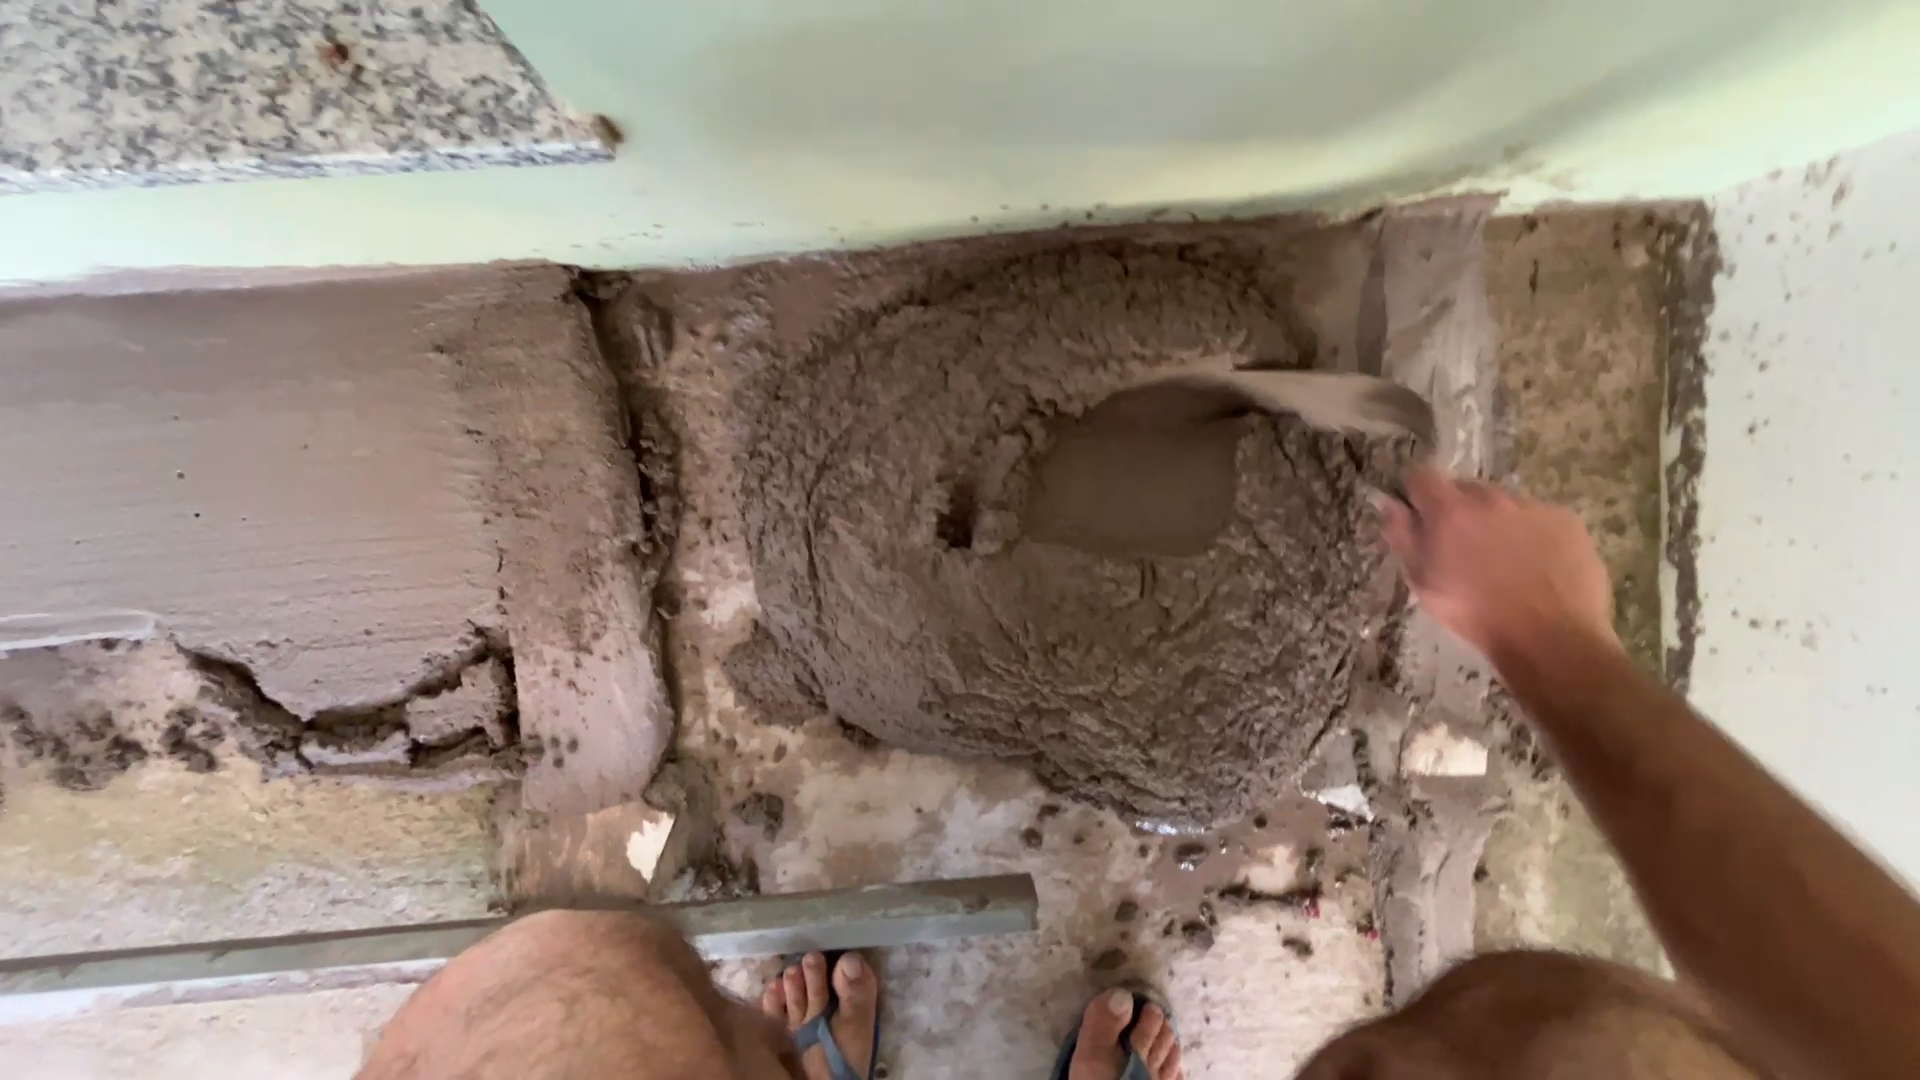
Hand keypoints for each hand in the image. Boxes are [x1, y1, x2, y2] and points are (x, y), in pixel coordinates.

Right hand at [1376, 466, 1617, 665]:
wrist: (1549, 636)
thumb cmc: (1473, 611)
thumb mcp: (1421, 579)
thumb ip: (1402, 535)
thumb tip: (1390, 503)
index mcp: (1449, 511)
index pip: (1421, 476)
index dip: (1414, 492)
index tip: (1416, 515)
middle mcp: (1491, 498)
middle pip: (1464, 488)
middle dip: (1456, 510)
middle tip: (1459, 547)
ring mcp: (1533, 507)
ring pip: (1502, 503)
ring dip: (1493, 521)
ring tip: (1501, 560)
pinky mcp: (1568, 521)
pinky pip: (1537, 517)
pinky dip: (1529, 533)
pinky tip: (1533, 565)